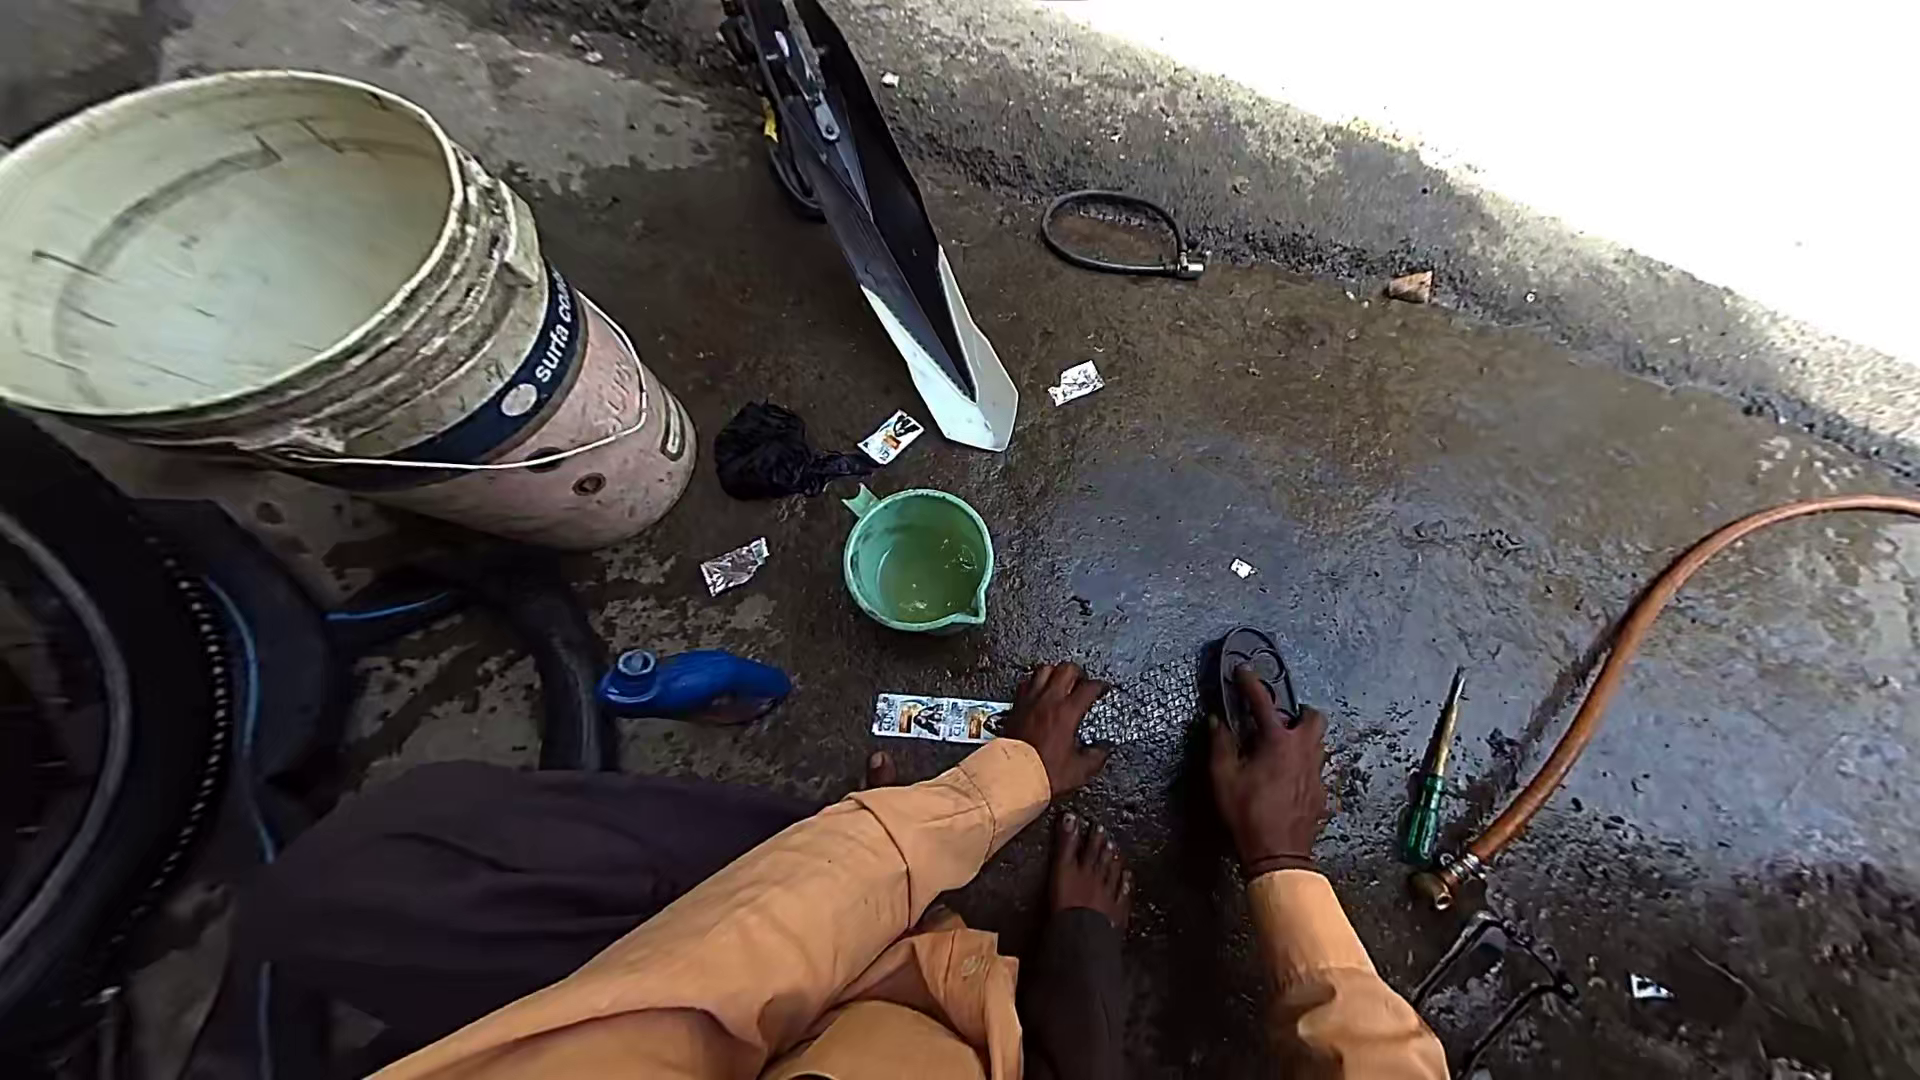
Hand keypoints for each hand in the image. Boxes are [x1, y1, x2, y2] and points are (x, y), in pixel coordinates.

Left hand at [1005, 662, 1110, 795]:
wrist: (1011, 775)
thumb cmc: (1042, 772)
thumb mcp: (1079, 770)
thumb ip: (1096, 757)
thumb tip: (1102, 750)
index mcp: (1067, 712)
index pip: (1088, 688)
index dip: (1100, 685)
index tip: (1103, 688)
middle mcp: (1048, 700)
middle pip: (1066, 669)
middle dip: (1078, 672)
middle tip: (1082, 681)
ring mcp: (1030, 699)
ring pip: (1044, 669)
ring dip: (1055, 672)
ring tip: (1061, 680)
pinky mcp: (1016, 704)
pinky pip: (1026, 682)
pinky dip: (1035, 682)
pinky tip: (1038, 690)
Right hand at [1209, 666, 1328, 875]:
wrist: (1278, 855)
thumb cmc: (1246, 812)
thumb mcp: (1222, 775)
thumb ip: (1220, 743)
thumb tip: (1217, 721)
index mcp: (1277, 742)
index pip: (1263, 703)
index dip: (1251, 684)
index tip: (1244, 671)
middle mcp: (1303, 752)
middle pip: (1313, 718)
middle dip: (1298, 711)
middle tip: (1279, 716)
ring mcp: (1317, 774)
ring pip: (1319, 743)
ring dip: (1303, 736)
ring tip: (1281, 744)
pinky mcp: (1321, 794)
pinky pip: (1316, 768)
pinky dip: (1303, 763)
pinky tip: (1286, 776)